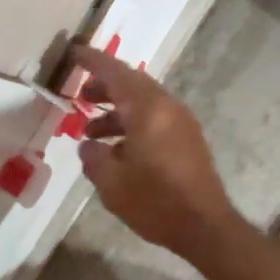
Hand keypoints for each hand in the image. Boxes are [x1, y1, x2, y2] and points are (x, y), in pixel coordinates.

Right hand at [71, 44, 238, 254]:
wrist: (204, 227)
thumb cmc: (155, 202)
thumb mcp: (111, 183)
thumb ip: (93, 158)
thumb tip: (89, 146)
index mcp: (147, 108)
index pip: (115, 72)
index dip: (92, 61)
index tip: (74, 53)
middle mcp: (168, 108)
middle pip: (132, 86)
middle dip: (105, 90)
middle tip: (81, 98)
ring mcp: (183, 125)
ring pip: (145, 107)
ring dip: (118, 114)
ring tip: (93, 135)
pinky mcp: (190, 143)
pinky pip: (157, 123)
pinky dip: (135, 127)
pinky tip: (121, 152)